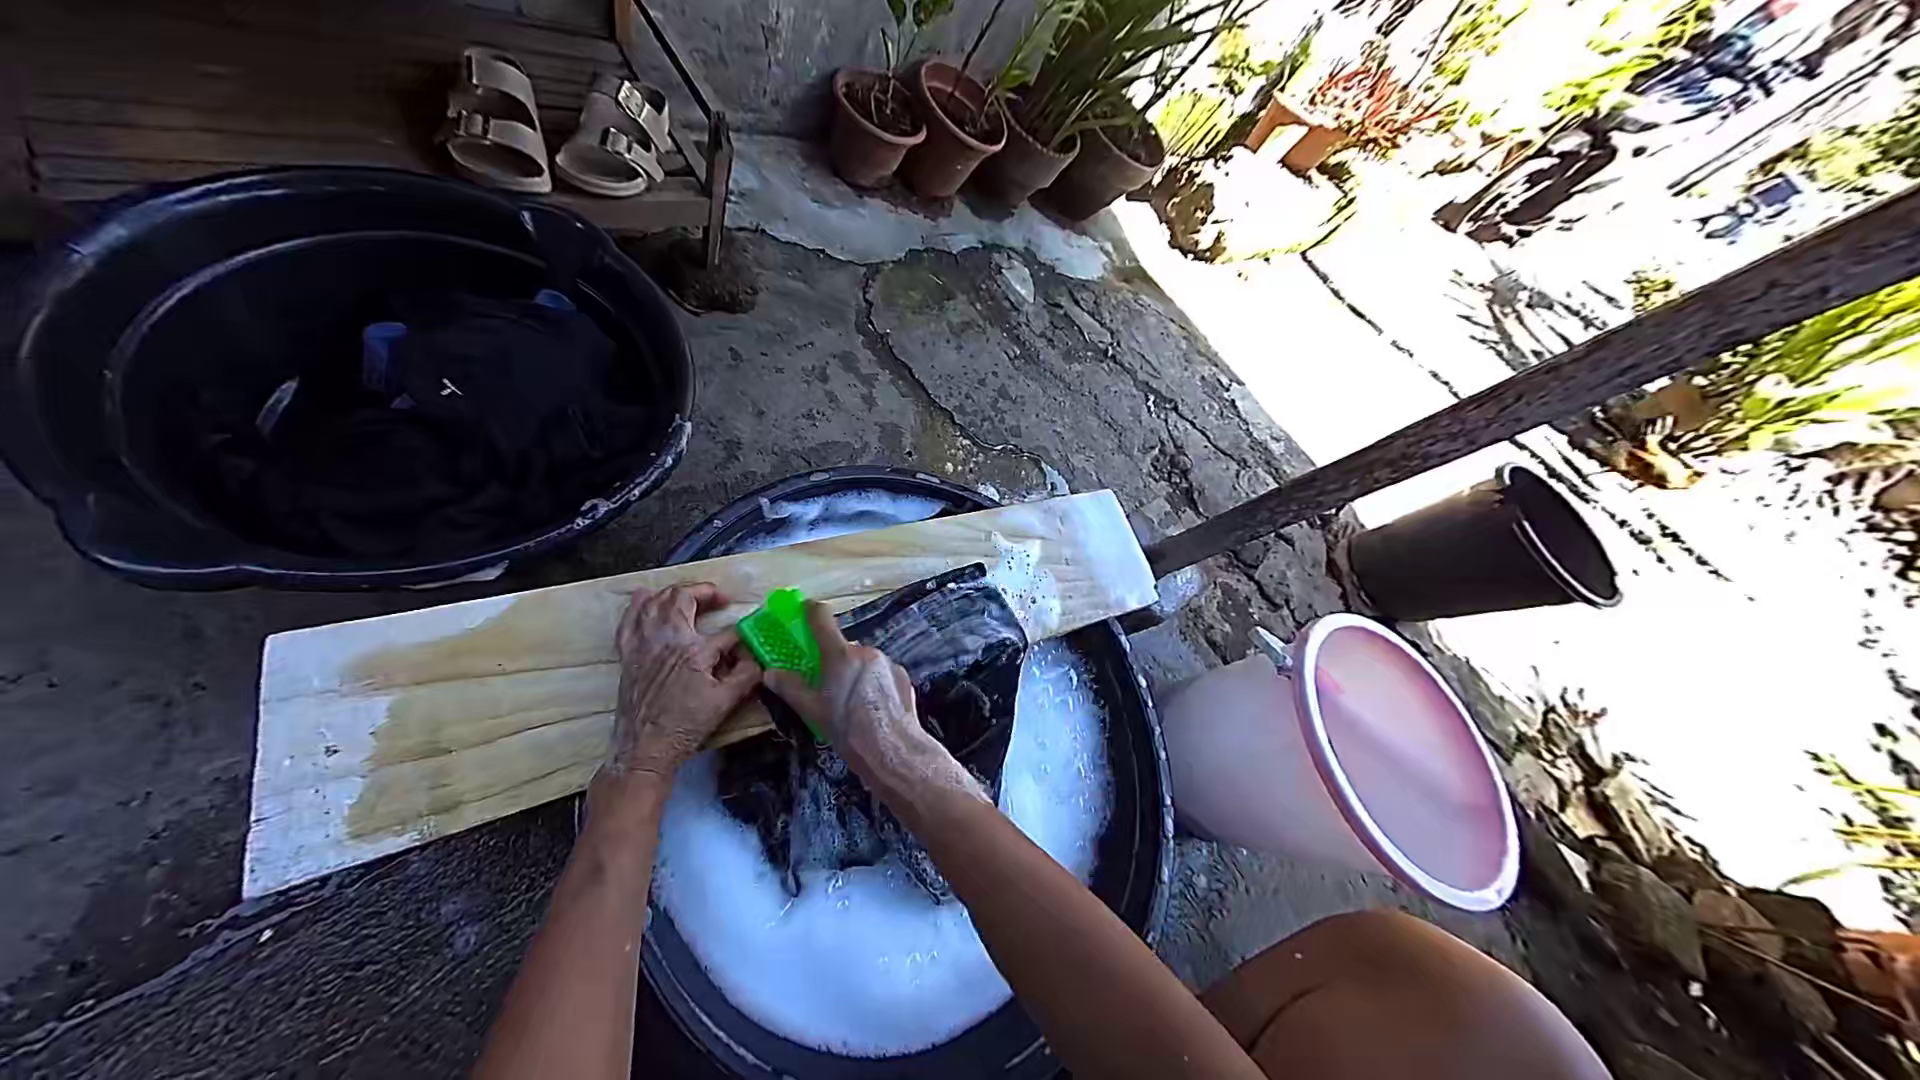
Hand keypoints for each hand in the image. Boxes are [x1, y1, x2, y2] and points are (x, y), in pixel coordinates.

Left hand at [603, 583, 760, 782]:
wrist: (645, 748)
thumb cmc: (686, 725)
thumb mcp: (726, 701)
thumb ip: (746, 673)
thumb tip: (759, 655)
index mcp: (694, 650)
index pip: (726, 631)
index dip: (742, 631)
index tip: (750, 634)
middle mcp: (666, 639)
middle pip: (682, 598)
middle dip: (705, 592)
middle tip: (720, 599)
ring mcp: (643, 644)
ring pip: (654, 601)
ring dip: (674, 593)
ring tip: (689, 597)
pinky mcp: (628, 653)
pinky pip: (629, 618)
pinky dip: (640, 605)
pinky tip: (647, 601)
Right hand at [762, 602, 982, 806]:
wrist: (892, 750)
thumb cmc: (847, 730)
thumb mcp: (812, 711)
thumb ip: (790, 687)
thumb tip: (770, 672)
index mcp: (840, 654)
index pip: (822, 618)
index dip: (810, 611)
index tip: (803, 610)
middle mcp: (865, 651)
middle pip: (843, 646)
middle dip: (833, 660)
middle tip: (826, 685)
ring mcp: (887, 662)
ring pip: (863, 660)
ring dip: (854, 672)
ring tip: (851, 703)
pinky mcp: (902, 676)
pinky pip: (880, 673)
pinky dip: (872, 683)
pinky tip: (871, 707)